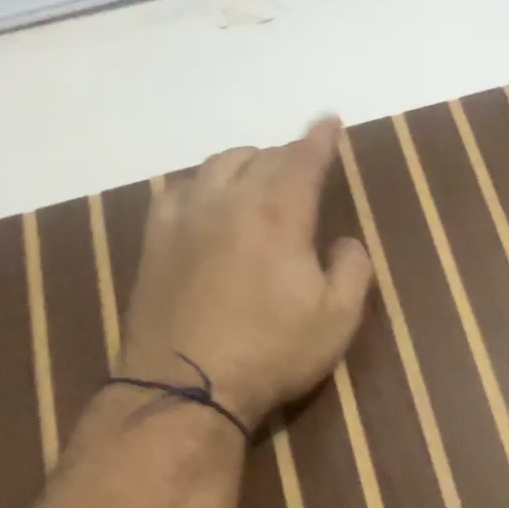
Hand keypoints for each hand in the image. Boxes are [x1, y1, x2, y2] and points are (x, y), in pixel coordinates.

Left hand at [116, 116, 373, 429]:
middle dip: (288, 155)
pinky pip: (180, 189)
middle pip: (262, 156)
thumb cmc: (271, 352)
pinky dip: (204, 184)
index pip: (304, 157)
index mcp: (279, 213)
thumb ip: (353, 270)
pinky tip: (207, 200)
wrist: (184, 386)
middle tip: (303, 167)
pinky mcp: (155, 239)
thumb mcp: (337, 319)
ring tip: (258, 177)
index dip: (321, 137)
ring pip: (218, 165)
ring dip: (246, 162)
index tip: (329, 121)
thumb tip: (347, 242)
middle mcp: (230, 200)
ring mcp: (186, 216)